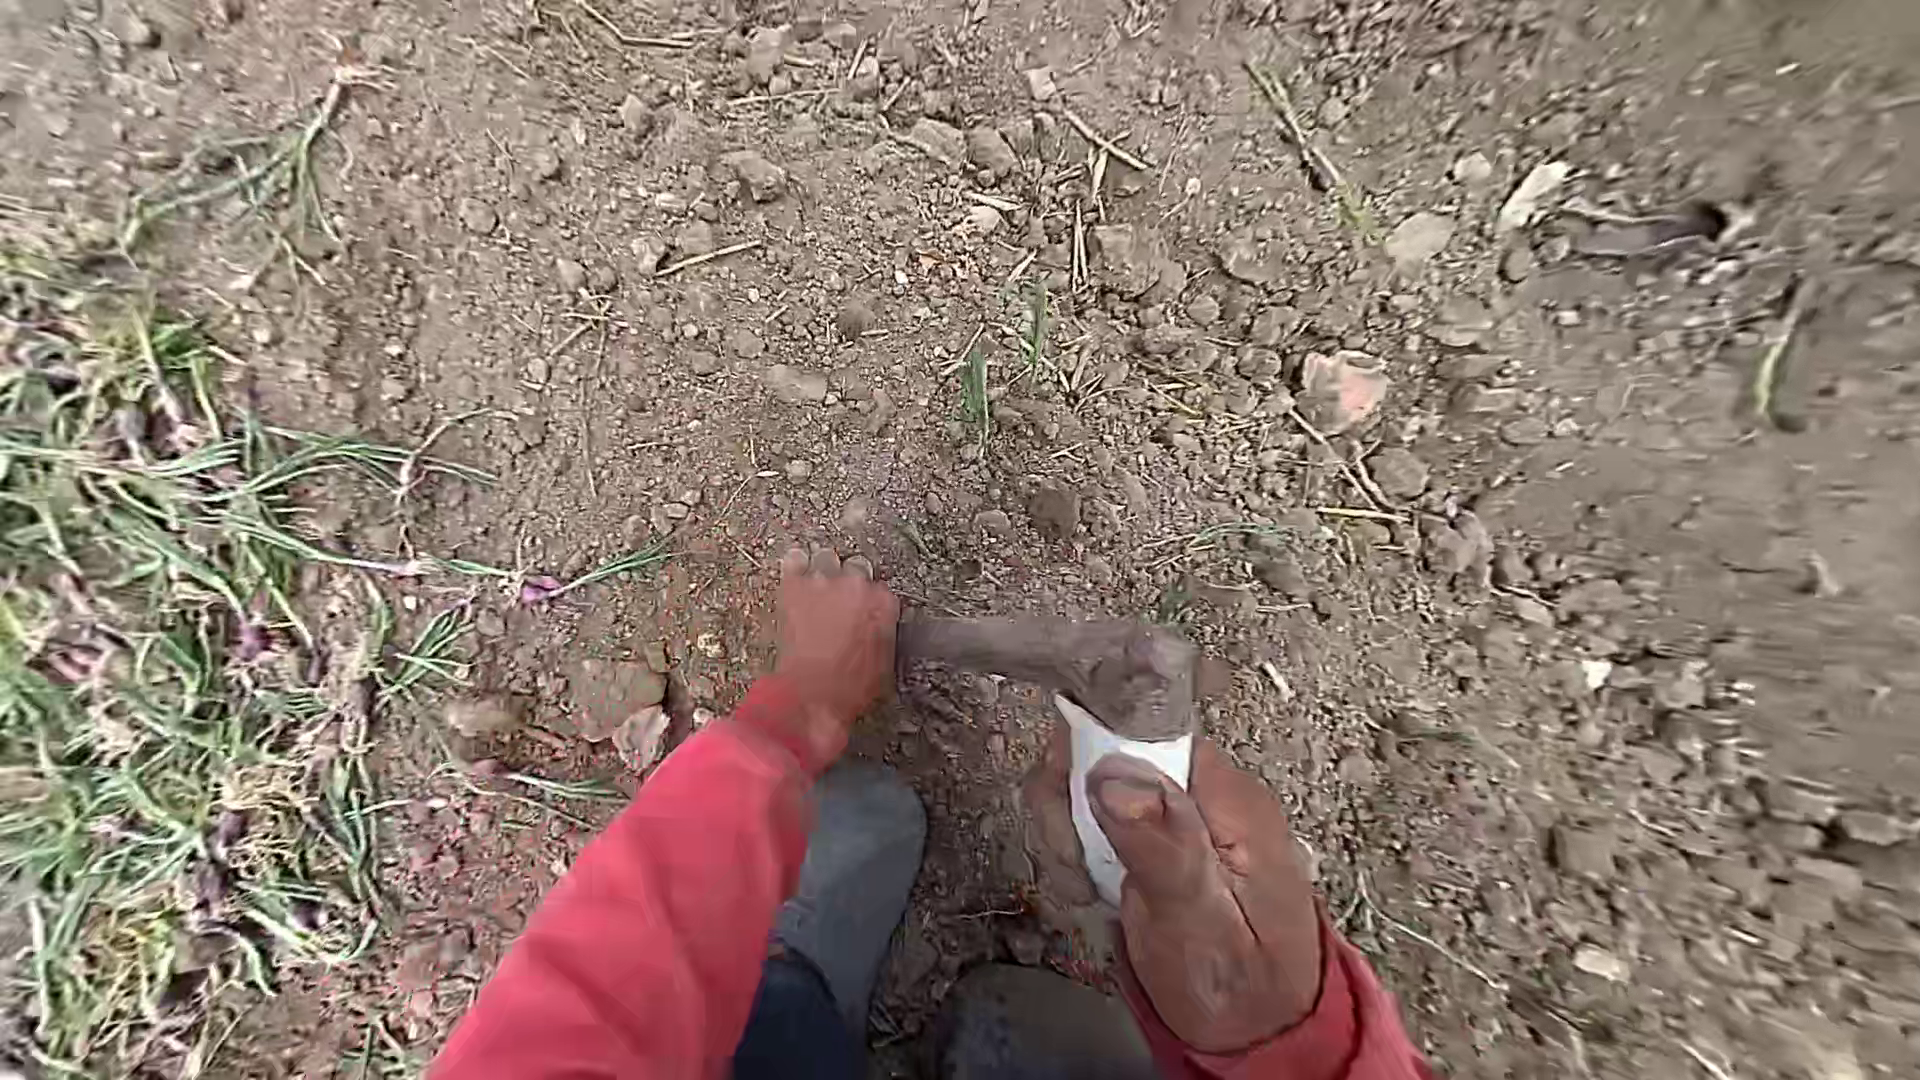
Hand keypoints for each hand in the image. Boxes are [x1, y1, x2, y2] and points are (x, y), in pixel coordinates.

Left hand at [770, 547, 898, 767]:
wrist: (812, 695)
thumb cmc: (849, 687)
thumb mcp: (884, 662)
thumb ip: (884, 631)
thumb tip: (879, 626)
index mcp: (884, 603)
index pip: (880, 588)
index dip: (868, 600)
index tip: (861, 609)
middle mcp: (858, 585)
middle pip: (856, 568)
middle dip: (849, 583)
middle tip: (840, 602)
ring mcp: (825, 582)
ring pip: (827, 559)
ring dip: (824, 572)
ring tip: (817, 589)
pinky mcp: (795, 586)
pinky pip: (795, 561)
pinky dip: (795, 566)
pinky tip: (796, 572)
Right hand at [1025, 732, 1323, 1051]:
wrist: (1254, 1036)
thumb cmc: (1238, 989)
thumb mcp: (1202, 924)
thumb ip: (1165, 849)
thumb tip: (1114, 775)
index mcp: (1227, 795)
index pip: (1144, 727)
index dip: (1093, 751)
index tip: (1071, 806)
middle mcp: (1199, 787)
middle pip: (1106, 745)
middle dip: (1070, 799)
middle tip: (1074, 859)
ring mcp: (1172, 805)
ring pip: (1087, 774)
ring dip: (1066, 825)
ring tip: (1081, 879)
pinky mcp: (1149, 825)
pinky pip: (1089, 805)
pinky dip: (1071, 839)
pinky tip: (1085, 879)